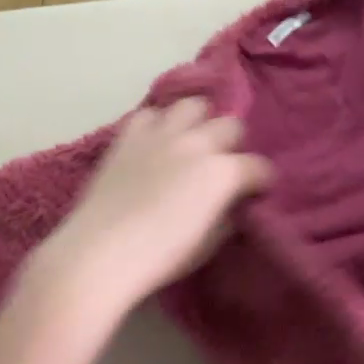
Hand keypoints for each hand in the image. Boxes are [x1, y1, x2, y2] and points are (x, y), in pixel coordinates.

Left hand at [23, 98, 271, 314]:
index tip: (258, 189)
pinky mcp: (131, 134)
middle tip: (225, 164)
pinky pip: (151, 114)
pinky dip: (159, 124)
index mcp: (222, 172)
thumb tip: (233, 203)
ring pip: (193, 106)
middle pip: (230, 125)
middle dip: (234, 144)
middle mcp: (197, 143)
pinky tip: (157, 140)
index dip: (262, 179)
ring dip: (199, 122)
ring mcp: (162, 133)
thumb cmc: (161, 257)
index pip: (257, 167)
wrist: (101, 251)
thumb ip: (227, 216)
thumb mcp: (208, 244)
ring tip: (193, 140)